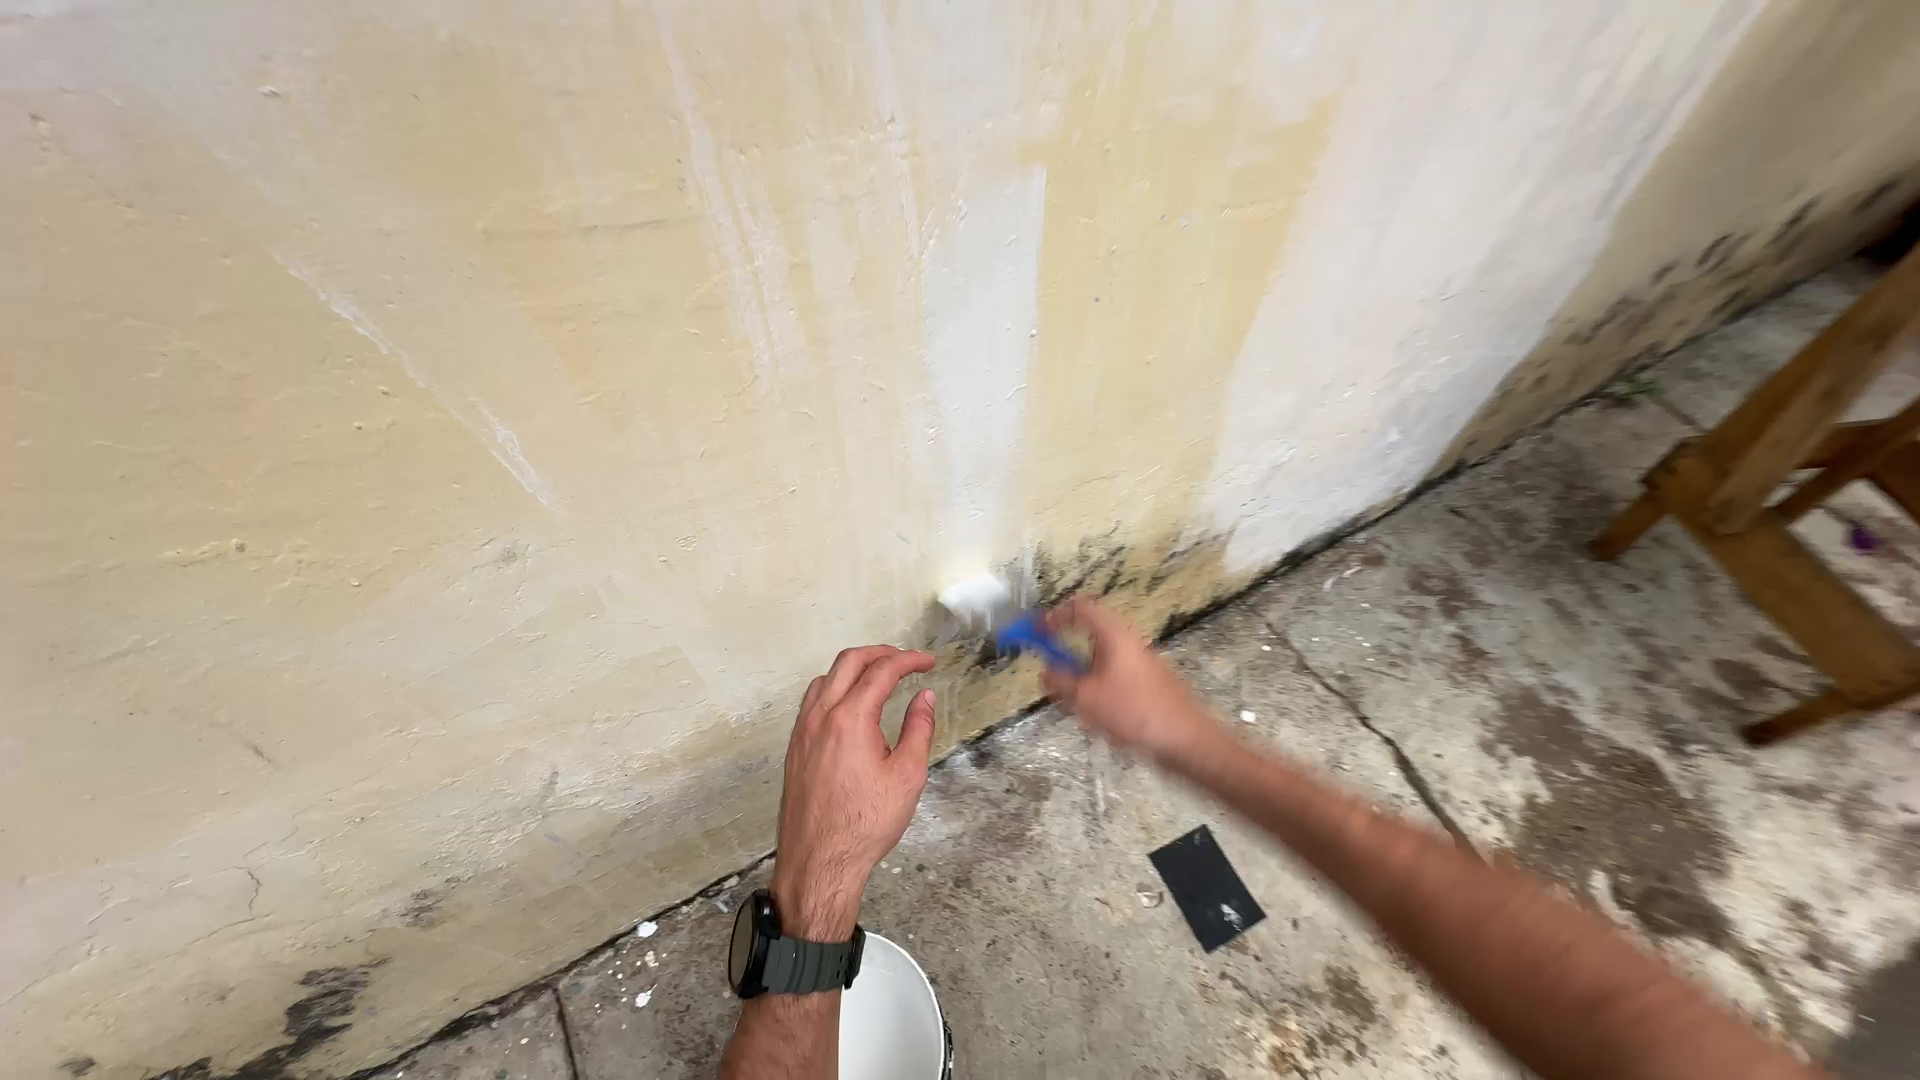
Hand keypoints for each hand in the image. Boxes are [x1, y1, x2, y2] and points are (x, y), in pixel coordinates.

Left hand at [772, 645, 936, 939]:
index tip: (929, 662)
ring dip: (854, 668)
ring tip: (880, 679)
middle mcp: (820, 716)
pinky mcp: (794, 747)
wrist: (819, 863)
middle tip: (906, 662)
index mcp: (850, 719)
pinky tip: (850, 705)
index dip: (909, 660)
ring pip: (826, 678)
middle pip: (848, 661)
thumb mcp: (907, 775)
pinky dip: (835, 687)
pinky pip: (812, 700)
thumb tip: (925, 697)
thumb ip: (919, 729)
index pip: (882, 671)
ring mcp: (802, 730)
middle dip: (881, 653)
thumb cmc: (866, 823)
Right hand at [1042, 596, 1220, 760]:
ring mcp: (1140, 666)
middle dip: (1068, 667)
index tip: (1035, 634)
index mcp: (1113, 634)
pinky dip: (1102, 702)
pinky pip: (1113, 686)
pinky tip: (1108, 727)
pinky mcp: (1147, 687)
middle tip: (1061, 690)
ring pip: (1098, 670)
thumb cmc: (1132, 710)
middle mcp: (1128, 643)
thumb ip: (1059, 680)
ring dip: (1084, 690)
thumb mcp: (1084, 697)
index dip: (1054, 615)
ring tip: (1088, 717)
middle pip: (1087, 642)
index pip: (1080, 608)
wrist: (1186, 740)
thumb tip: (1045, 670)